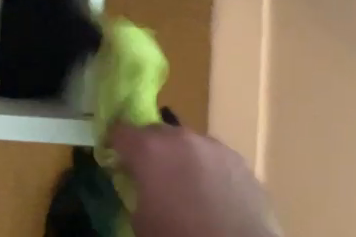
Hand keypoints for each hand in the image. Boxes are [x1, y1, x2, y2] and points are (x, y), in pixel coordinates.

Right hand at [109, 124, 278, 236]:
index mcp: (149, 149)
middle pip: (155, 133)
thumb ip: (135, 194)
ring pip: (188, 144)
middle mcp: (180, 138)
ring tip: (188, 189)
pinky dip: (209, 171)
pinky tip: (215, 197)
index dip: (115, 146)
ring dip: (182, 159)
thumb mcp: (141, 224)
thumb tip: (141, 187)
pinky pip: (214, 159)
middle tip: (152, 178)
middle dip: (150, 151)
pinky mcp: (240, 161)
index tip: (116, 161)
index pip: (119, 131)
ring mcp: (213, 146)